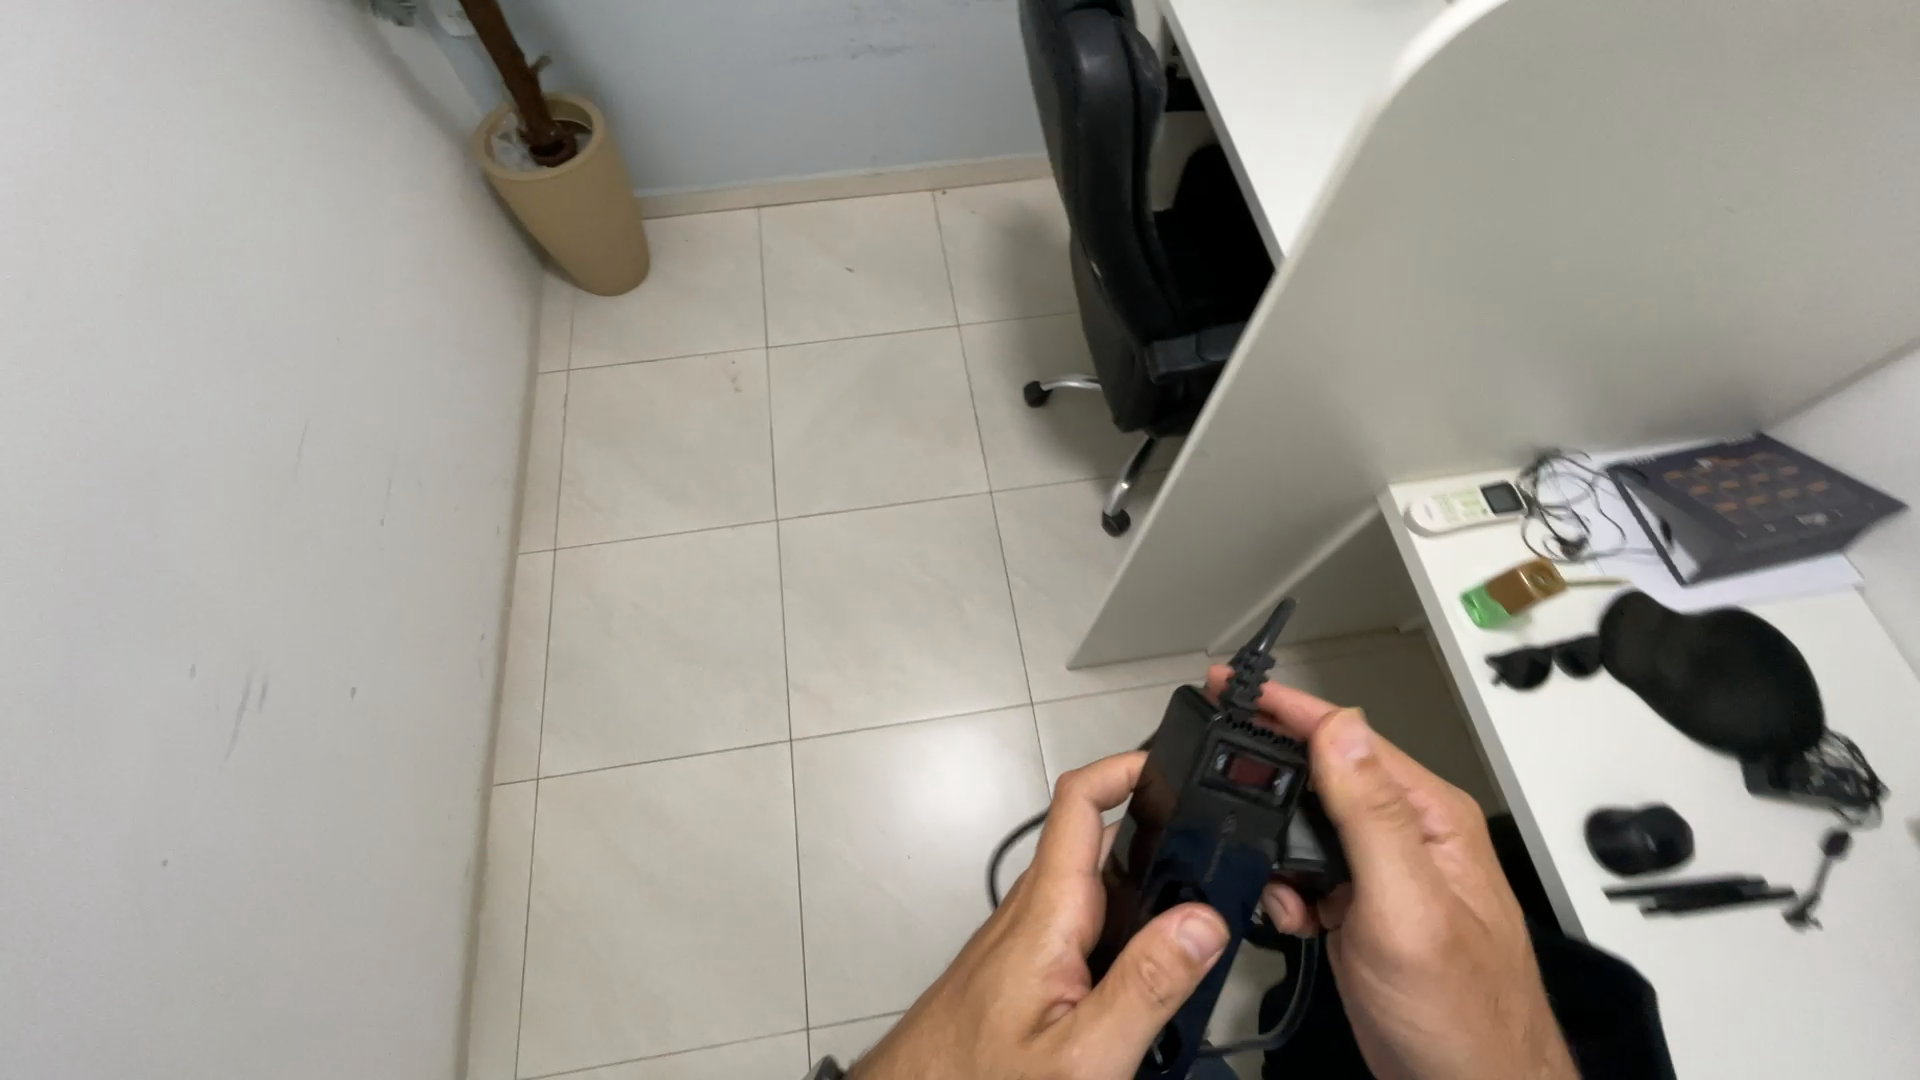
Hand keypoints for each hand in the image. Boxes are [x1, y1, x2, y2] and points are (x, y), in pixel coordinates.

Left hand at [850, 751, 1228, 1079]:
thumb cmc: (981, 1078)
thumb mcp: (1081, 1052)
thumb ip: (1146, 986)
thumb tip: (1201, 922)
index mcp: (1049, 907)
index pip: (1078, 800)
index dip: (1121, 767)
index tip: (1170, 766)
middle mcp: (1038, 904)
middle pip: (1104, 840)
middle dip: (1160, 840)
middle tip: (1218, 867)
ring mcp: (1035, 929)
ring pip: (1101, 883)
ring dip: (1149, 888)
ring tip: (1200, 925)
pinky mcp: (1035, 956)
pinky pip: (1090, 919)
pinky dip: (1129, 925)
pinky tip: (1153, 968)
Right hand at [1206, 667, 1576, 1079]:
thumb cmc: (1466, 1018)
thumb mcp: (1408, 908)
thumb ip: (1371, 814)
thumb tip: (1339, 729)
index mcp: (1426, 815)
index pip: (1346, 735)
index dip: (1283, 707)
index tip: (1231, 687)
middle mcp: (1405, 831)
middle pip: (1318, 770)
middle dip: (1266, 777)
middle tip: (1218, 769)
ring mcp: (1380, 866)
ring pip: (1301, 821)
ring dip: (1273, 843)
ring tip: (1272, 879)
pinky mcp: (1358, 898)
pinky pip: (1302, 867)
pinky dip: (1283, 885)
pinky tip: (1294, 914)